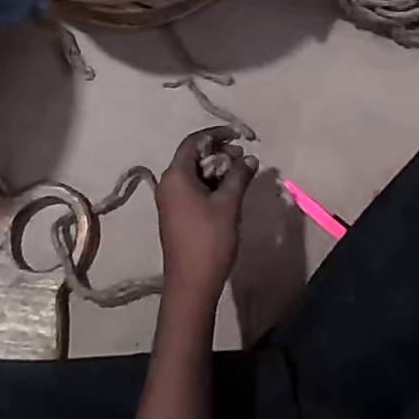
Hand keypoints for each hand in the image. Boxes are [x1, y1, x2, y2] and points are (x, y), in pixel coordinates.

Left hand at [155, 126, 255, 308]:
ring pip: (195, 173)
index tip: (239, 136)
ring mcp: (171, 200)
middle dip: (220, 152)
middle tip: (244, 157)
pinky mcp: (178, 214)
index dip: (217, 134)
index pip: (194, 142)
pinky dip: (212, 184)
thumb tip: (250, 157)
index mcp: (176, 176)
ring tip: (242, 173)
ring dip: (218, 169)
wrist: (191, 283)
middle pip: (193, 156)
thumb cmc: (209, 240)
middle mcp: (169, 184)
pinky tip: (231, 190)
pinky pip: (194, 189)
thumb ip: (239, 175)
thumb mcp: (229, 204)